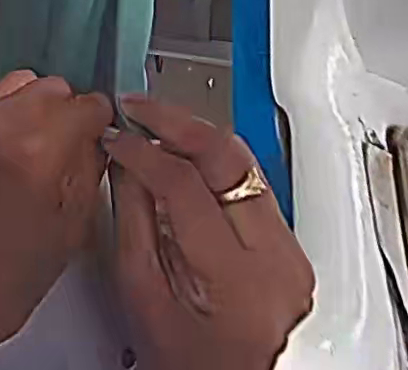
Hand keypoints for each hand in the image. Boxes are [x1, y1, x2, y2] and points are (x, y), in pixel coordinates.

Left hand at [0, 71, 111, 368]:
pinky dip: (2, 108)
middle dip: (64, 112)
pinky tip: (2, 142)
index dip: (97, 120)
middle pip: (55, 86)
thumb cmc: (5, 267)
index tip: (96, 128)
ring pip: (23, 80)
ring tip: (28, 142)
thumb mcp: (74, 222)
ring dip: (32, 105)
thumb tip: (96, 132)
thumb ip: (91, 162)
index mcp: (37, 150)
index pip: (88, 103)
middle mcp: (1, 121)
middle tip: (60, 143)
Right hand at [104, 96, 313, 369]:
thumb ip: (134, 222)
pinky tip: (182, 149)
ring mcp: (289, 246)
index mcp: (236, 281)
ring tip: (154, 121)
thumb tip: (127, 161)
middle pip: (225, 155)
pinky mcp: (290, 241)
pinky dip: (212, 155)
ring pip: (241, 158)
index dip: (143, 152)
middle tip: (136, 106)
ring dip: (193, 131)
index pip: (184, 184)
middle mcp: (275, 256)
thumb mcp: (145, 301)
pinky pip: (248, 177)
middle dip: (173, 119)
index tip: (117, 138)